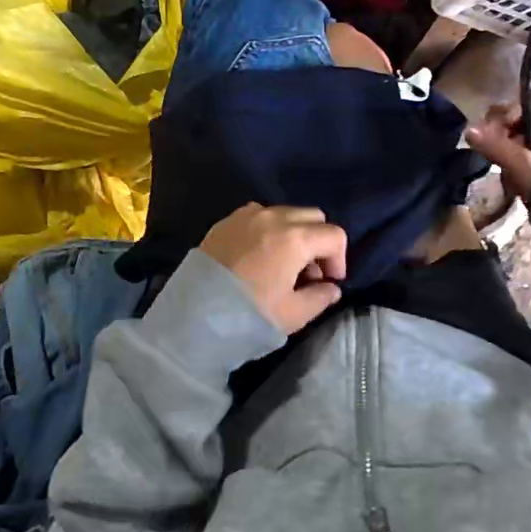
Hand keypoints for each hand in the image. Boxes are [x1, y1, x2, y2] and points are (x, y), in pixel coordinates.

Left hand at [199, 204, 346, 334]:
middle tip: (309, 273)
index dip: (339, 259)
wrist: (191, 318)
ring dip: (294, 233)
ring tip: (283, 265)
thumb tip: (331, 288)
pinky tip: (259, 257)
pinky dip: (269, 230)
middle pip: (312, 216)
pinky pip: (259, 216)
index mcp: (295, 238)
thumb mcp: (293, 315)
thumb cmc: (248, 317)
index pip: (334, 235)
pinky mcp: (225, 222)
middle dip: (318, 241)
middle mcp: (273, 217)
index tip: (330, 282)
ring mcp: (246, 215)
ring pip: (285, 213)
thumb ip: (320, 298)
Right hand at [467, 89, 530, 208]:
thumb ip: (496, 147)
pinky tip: (515, 181)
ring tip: (505, 171)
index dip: (512, 111)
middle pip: (528, 121)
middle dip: (506, 134)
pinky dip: (519, 165)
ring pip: (526, 141)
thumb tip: (469, 130)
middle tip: (494, 151)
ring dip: (510, 152)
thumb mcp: (523, 168)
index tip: (496, 129)